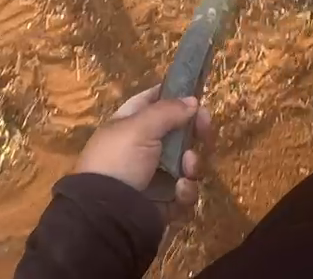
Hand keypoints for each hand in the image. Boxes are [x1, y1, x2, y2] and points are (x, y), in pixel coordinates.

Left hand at [74, 85, 211, 219]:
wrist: (107, 218)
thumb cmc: (119, 161)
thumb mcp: (140, 127)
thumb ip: (168, 110)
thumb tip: (193, 101)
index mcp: (128, 125)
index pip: (152, 101)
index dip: (173, 95)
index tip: (195, 96)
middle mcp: (142, 148)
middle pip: (177, 131)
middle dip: (194, 129)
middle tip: (205, 129)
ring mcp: (154, 176)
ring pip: (186, 161)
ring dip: (192, 162)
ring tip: (188, 167)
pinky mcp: (164, 201)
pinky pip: (185, 190)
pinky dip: (186, 190)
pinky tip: (180, 189)